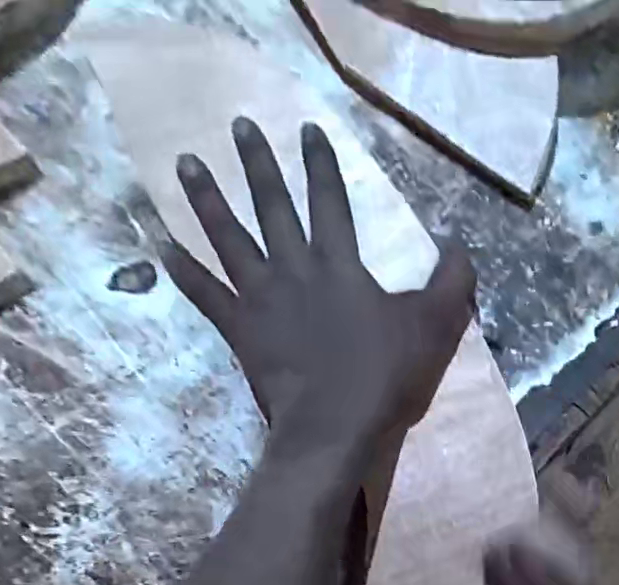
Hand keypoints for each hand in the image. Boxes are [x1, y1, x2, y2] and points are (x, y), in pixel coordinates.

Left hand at [161, 118, 476, 462]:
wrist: (337, 425)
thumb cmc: (387, 374)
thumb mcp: (436, 327)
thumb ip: (451, 283)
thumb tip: (458, 246)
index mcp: (340, 266)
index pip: (330, 203)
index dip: (321, 165)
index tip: (309, 129)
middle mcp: (294, 270)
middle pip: (273, 208)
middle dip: (259, 165)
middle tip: (239, 126)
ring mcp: (261, 299)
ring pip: (229, 239)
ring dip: (207, 199)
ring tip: (186, 163)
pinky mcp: (241, 330)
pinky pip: (205, 293)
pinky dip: (181, 268)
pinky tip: (160, 244)